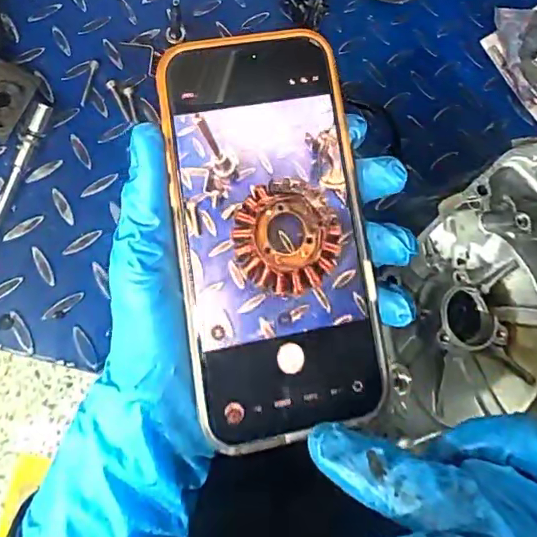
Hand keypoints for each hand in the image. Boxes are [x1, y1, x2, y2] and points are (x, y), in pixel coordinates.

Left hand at [19, 117, 414, 536]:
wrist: (164, 412)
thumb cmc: (148, 325)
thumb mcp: (143, 253)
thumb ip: (148, 196)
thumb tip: (148, 132)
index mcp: (237, 220)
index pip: (281, 170)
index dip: (315, 144)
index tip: (344, 124)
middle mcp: (271, 244)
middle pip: (327, 201)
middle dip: (364, 180)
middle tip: (385, 173)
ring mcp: (293, 284)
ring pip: (349, 247)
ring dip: (381, 236)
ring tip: (393, 241)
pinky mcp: (310, 326)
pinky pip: (354, 307)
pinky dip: (381, 301)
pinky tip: (391, 305)